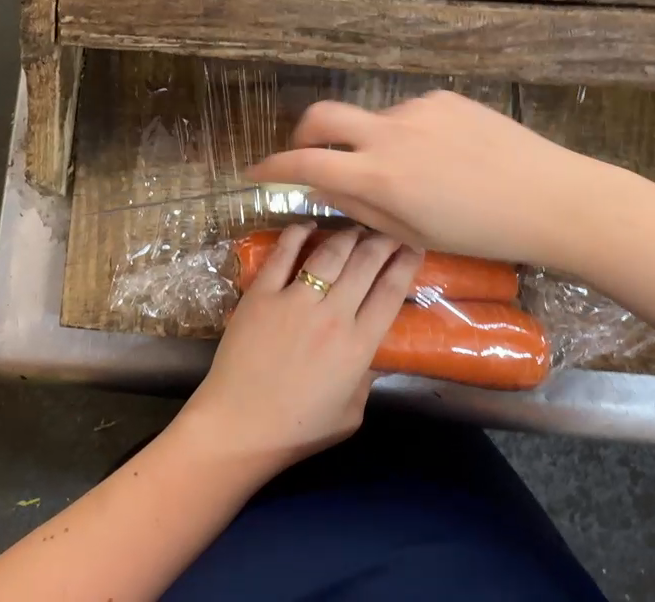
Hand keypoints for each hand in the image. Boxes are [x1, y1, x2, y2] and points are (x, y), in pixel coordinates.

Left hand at [175, 224, 422, 472]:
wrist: (241, 424)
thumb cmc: (299, 428)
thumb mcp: (352, 411)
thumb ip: (366, 377)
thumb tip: (372, 353)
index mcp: (358, 346)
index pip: (391, 293)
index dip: (406, 265)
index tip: (413, 247)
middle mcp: (332, 315)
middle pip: (365, 265)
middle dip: (382, 242)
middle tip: (388, 232)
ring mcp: (294, 300)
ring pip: (328, 254)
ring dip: (346, 236)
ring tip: (356, 228)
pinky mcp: (261, 294)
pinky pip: (282, 254)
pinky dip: (297, 234)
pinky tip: (308, 226)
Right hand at [248, 91, 622, 269]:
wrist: (554, 200)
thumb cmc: (482, 232)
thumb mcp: (412, 235)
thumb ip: (360, 209)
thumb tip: (324, 189)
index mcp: (381, 177)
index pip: (305, 165)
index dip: (272, 168)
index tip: (255, 172)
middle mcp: (390, 134)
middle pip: (319, 117)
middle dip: (301, 134)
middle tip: (308, 155)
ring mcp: (417, 110)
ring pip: (369, 121)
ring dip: (368, 142)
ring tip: (409, 172)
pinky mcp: (442, 98)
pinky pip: (406, 114)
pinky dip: (405, 134)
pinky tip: (440, 156)